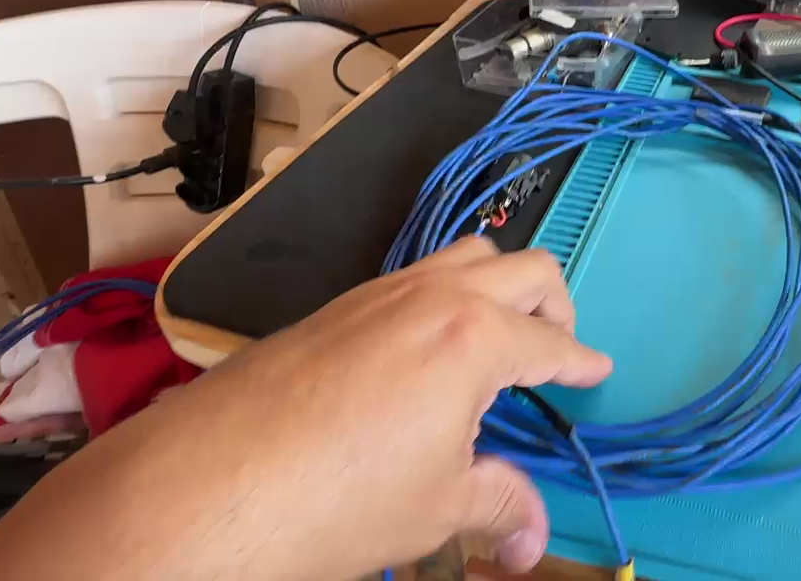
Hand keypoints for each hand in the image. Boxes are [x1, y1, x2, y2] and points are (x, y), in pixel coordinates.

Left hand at [0, 238, 611, 580]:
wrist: (202, 487)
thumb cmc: (342, 500)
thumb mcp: (435, 510)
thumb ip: (499, 509)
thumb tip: (531, 547)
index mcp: (477, 336)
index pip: (551, 343)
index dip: (582, 362)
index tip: (598, 369)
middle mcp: (440, 294)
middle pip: (527, 268)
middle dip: (556, 305)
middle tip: (553, 349)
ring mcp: (387, 289)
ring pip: (469, 254)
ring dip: (499, 286)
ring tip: (492, 338)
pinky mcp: (343, 302)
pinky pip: (418, 275)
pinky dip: (446, 297)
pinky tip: (422, 351)